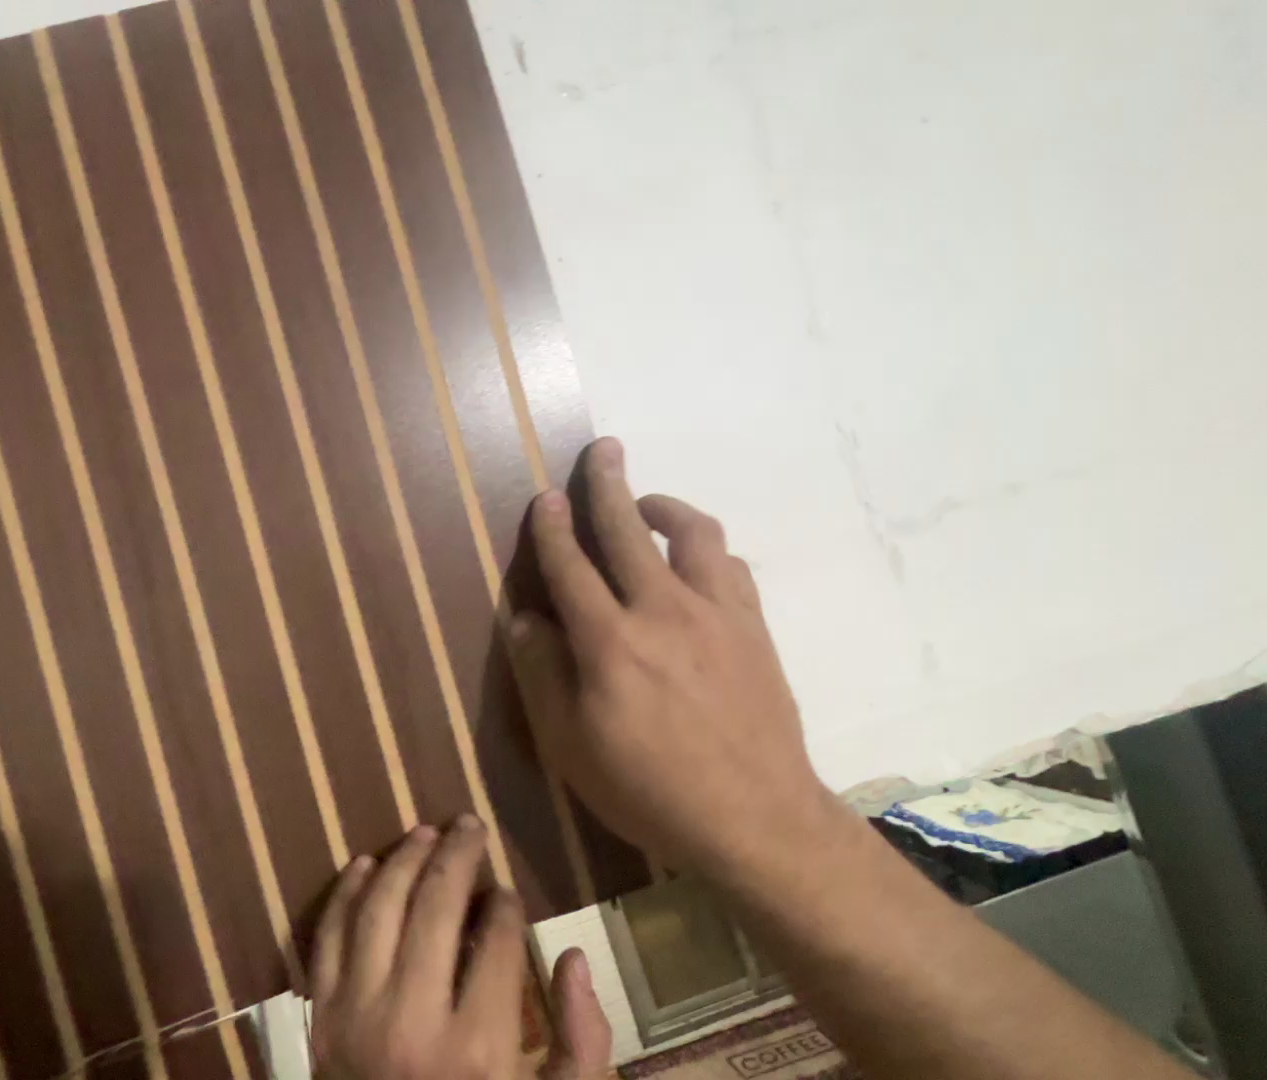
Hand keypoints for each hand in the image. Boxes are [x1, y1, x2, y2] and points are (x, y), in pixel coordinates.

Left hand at [309, 818, 611, 1079]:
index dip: (507, 905)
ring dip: (403, 860)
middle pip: (436, 907)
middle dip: (457, 855)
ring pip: (379, 908)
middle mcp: (413, 1021)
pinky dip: (346, 894)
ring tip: (424, 831)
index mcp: (479, 1051)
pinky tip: (367, 864)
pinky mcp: (320, 1019)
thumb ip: (580, 1045)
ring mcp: (357, 1015)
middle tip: (469, 824)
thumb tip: (571, 957)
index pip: (497, 942)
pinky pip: (328, 937)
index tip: (508, 891)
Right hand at [508, 437, 848, 883]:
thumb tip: (525, 619)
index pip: (570, 567)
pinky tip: (697, 560)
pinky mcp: (755, 630)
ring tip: (648, 503)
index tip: (545, 496)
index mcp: (609, 641)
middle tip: (603, 450)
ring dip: (666, 508)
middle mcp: (662, 612)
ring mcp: (717, 616)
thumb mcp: (571, 745)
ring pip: (693, 536)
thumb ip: (543, 674)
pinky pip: (731, 567)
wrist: (755, 820)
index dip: (553, 528)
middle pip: (629, 531)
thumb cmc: (647, 789)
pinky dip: (707, 551)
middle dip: (609, 485)